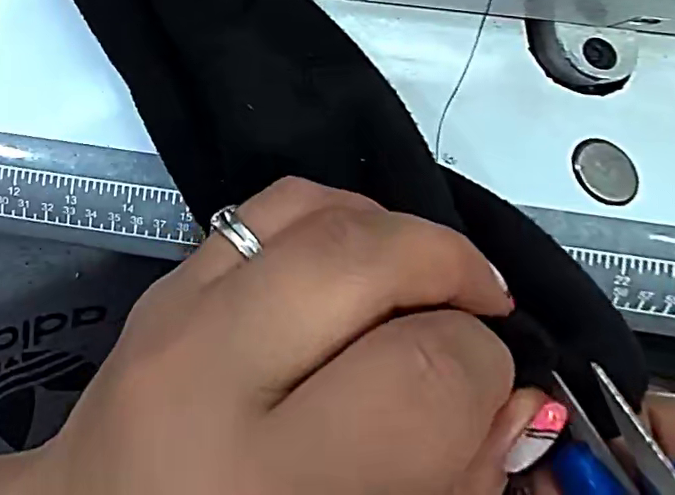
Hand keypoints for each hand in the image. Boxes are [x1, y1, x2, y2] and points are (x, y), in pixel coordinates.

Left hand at [26, 176, 552, 494]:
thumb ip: (449, 483)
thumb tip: (512, 395)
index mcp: (264, 481)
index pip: (419, 374)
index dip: (487, 368)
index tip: (499, 383)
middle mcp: (208, 373)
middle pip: (357, 258)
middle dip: (446, 263)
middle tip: (484, 299)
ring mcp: (173, 306)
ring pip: (303, 206)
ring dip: (387, 224)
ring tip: (424, 268)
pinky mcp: (162, 279)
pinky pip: (258, 207)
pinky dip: (325, 211)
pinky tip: (352, 251)